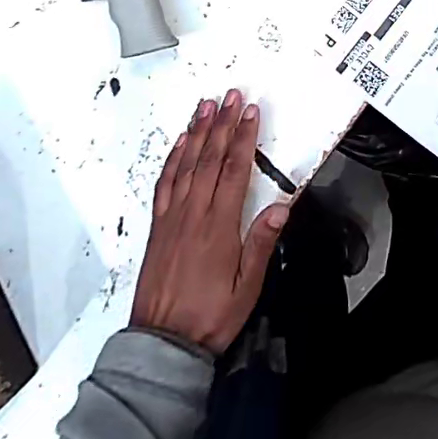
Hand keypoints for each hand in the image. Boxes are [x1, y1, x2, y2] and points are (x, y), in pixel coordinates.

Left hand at [131, 90, 289, 354]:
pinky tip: (180, 144)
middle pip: (209, 159)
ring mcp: (172, 218)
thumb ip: (261, 243)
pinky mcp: (158, 227)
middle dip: (221, 123)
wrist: (163, 343)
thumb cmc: (211, 315)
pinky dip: (173, 159)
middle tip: (229, 95)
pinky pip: (164, 184)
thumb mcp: (247, 286)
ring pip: (185, 165)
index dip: (243, 138)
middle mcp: (193, 215)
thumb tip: (280, 206)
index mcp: (218, 227)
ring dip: (197, 133)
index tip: (250, 112)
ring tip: (205, 107)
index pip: (233, 170)